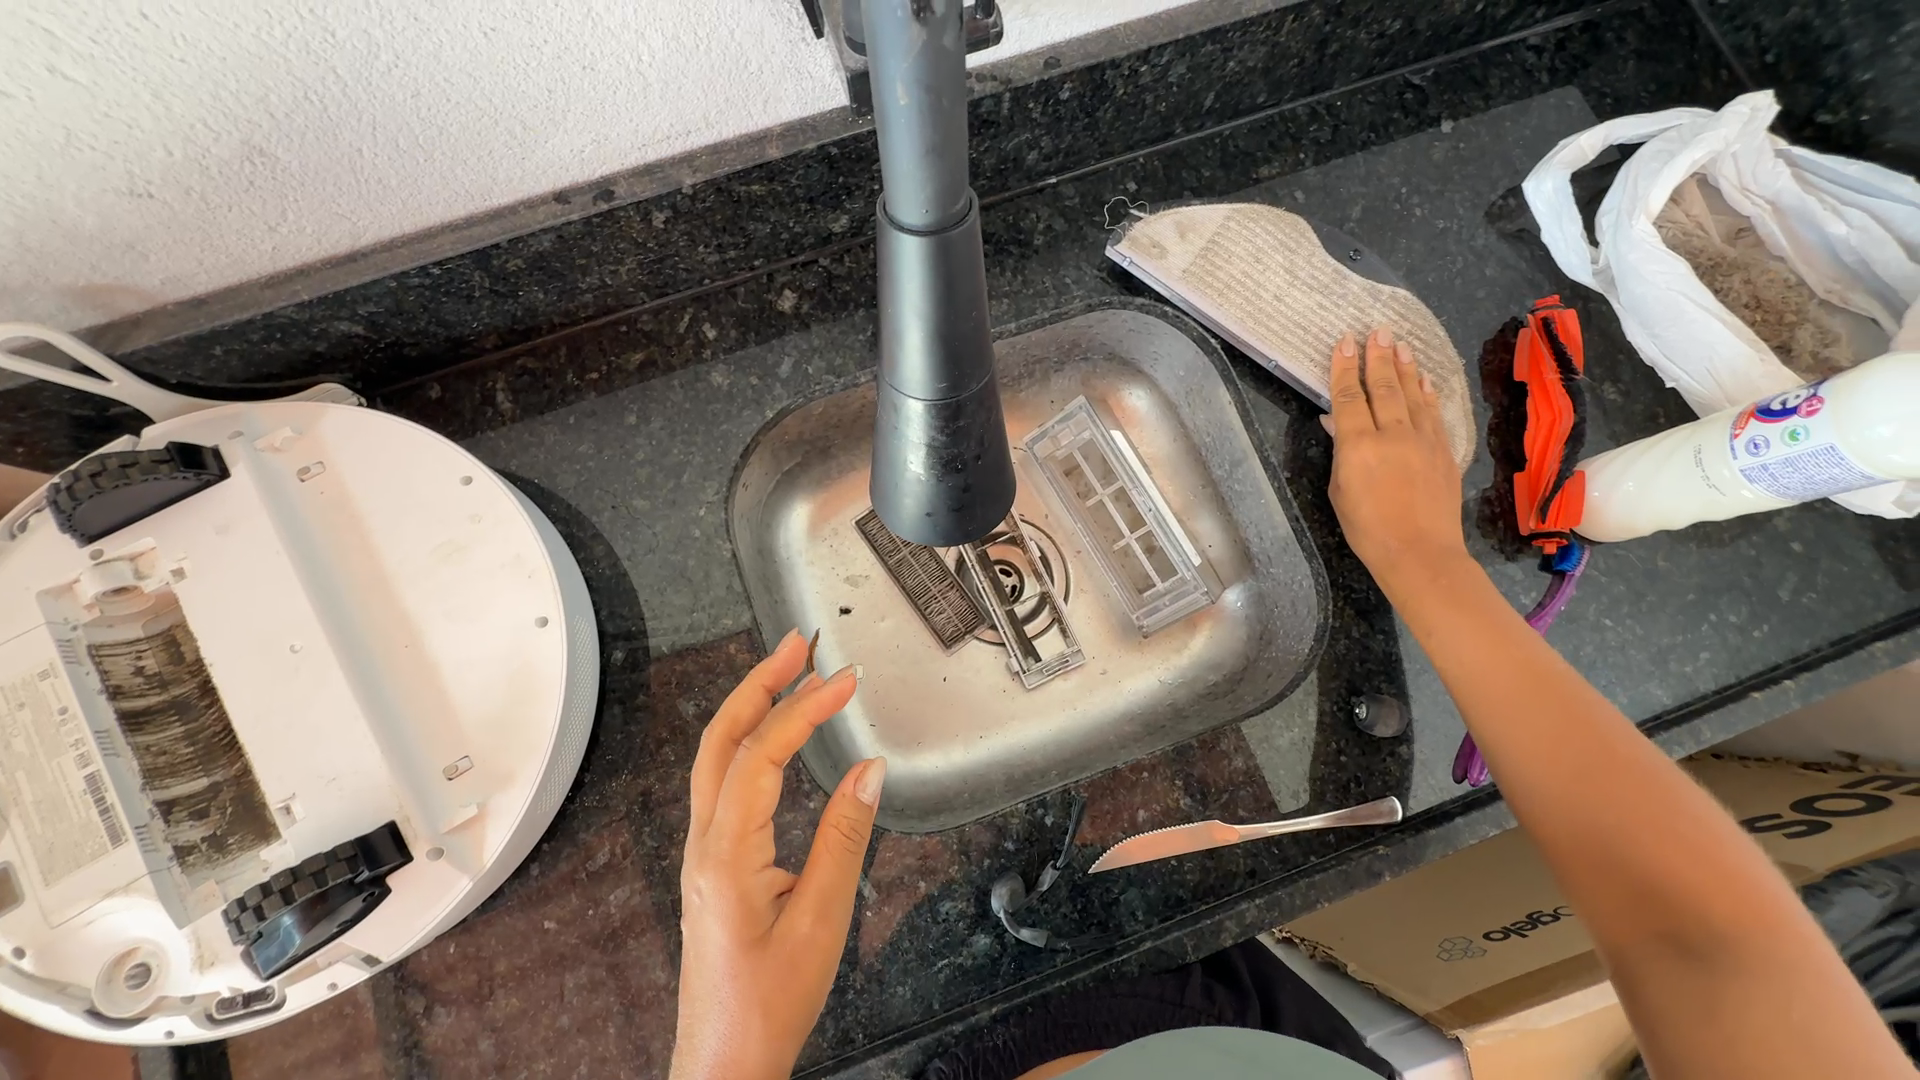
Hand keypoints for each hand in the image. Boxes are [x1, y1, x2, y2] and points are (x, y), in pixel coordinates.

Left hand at [671, 630, 885, 1079]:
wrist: (724, 1062)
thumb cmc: (767, 1003)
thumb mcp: (821, 921)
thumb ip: (845, 839)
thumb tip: (869, 771)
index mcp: (726, 854)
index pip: (762, 756)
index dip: (803, 710)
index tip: (843, 681)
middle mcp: (705, 843)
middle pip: (720, 739)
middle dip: (759, 683)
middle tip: (798, 645)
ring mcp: (705, 850)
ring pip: (717, 757)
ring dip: (752, 707)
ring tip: (790, 673)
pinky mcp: (714, 860)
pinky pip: (725, 781)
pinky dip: (751, 742)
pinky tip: (775, 737)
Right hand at [1324, 327, 1469, 600]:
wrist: (1419, 551)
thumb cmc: (1366, 528)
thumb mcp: (1339, 491)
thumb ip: (1341, 454)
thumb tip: (1338, 425)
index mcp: (1358, 445)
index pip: (1349, 396)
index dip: (1344, 368)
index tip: (1345, 342)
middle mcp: (1392, 434)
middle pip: (1383, 387)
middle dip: (1378, 357)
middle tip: (1377, 331)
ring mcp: (1422, 440)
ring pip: (1412, 394)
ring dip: (1404, 368)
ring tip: (1399, 345)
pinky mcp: (1443, 450)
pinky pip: (1432, 413)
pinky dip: (1426, 393)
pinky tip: (1422, 379)